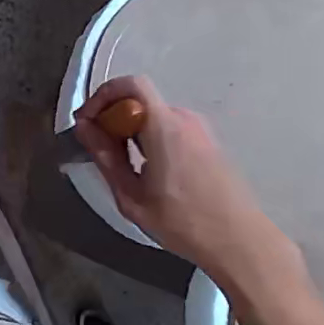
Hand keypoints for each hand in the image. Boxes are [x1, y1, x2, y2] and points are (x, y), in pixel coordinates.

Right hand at [73, 76, 299, 289]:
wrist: (238, 239)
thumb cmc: (182, 223)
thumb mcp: (132, 197)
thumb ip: (105, 158)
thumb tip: (85, 128)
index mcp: (164, 127)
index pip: (130, 85)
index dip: (102, 96)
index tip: (87, 122)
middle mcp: (184, 119)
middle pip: (140, 100)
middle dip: (113, 117)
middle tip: (98, 148)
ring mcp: (200, 129)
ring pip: (154, 115)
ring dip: (131, 129)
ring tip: (121, 165)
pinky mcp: (208, 141)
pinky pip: (170, 128)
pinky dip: (150, 137)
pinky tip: (148, 171)